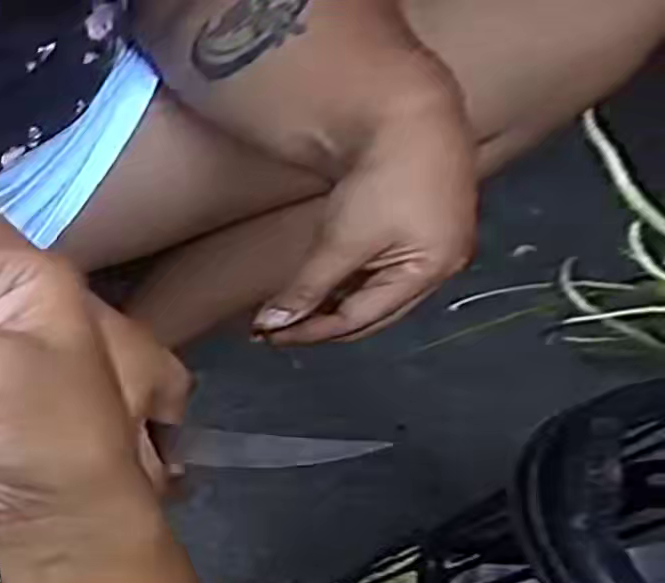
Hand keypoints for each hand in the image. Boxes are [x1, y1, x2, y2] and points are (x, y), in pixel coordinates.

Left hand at [255, 109, 476, 344]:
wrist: (406, 125)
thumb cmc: (384, 184)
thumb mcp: (339, 246)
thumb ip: (305, 291)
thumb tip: (272, 324)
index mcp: (430, 270)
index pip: (358, 320)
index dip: (308, 333)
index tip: (266, 336)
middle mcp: (437, 266)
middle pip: (366, 316)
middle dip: (317, 327)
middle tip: (269, 333)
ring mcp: (425, 251)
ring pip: (365, 300)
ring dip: (323, 311)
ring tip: (280, 317)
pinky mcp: (408, 238)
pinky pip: (367, 279)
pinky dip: (334, 291)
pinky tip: (305, 296)